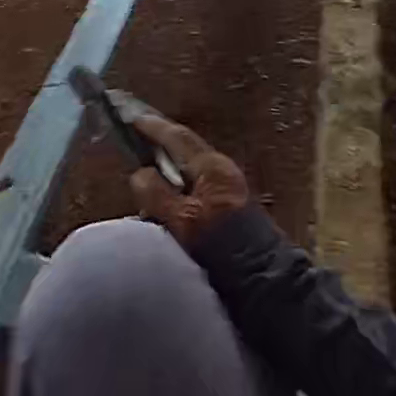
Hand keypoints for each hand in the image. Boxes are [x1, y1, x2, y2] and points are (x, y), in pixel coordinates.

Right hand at [129, 115, 249, 250]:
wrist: (261, 276)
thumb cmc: (221, 245)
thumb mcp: (182, 220)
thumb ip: (157, 194)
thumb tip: (139, 174)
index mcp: (212, 166)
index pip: (179, 138)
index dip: (154, 128)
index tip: (134, 119)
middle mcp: (222, 168)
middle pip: (186, 149)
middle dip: (161, 145)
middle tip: (137, 140)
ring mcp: (228, 185)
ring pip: (190, 168)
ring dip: (168, 169)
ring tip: (146, 174)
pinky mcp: (229, 204)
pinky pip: (197, 185)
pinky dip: (178, 187)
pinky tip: (166, 202)